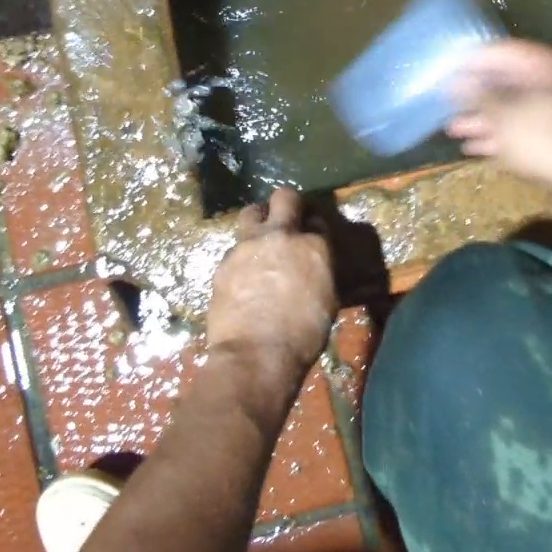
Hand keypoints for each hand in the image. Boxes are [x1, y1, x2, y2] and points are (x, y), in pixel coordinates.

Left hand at [207, 187, 336, 376]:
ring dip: (257, 222)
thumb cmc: (303, 335)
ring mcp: (248, 246)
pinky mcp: (224, 262)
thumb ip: (319, 271)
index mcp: (314, 245)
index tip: (311, 236)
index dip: (313, 226)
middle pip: (284, 197)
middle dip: (286, 204)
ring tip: (259, 243)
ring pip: (250, 214)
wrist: (256, 355)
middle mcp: (281, 236)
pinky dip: (241, 257)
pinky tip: (242, 278)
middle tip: (285, 220)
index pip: (316, 219)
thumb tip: (312, 266)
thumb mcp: (327, 301)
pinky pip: (234, 248)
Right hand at [447, 40, 551, 191]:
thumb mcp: (504, 116)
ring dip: (484, 120)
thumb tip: (455, 81)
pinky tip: (475, 148)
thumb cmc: (544, 140)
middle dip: (476, 97)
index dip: (474, 62)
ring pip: (515, 108)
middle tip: (449, 106)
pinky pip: (525, 127)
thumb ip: (478, 95)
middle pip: (509, 82)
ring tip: (455, 131)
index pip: (506, 52)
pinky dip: (502, 136)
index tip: (447, 74)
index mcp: (550, 66)